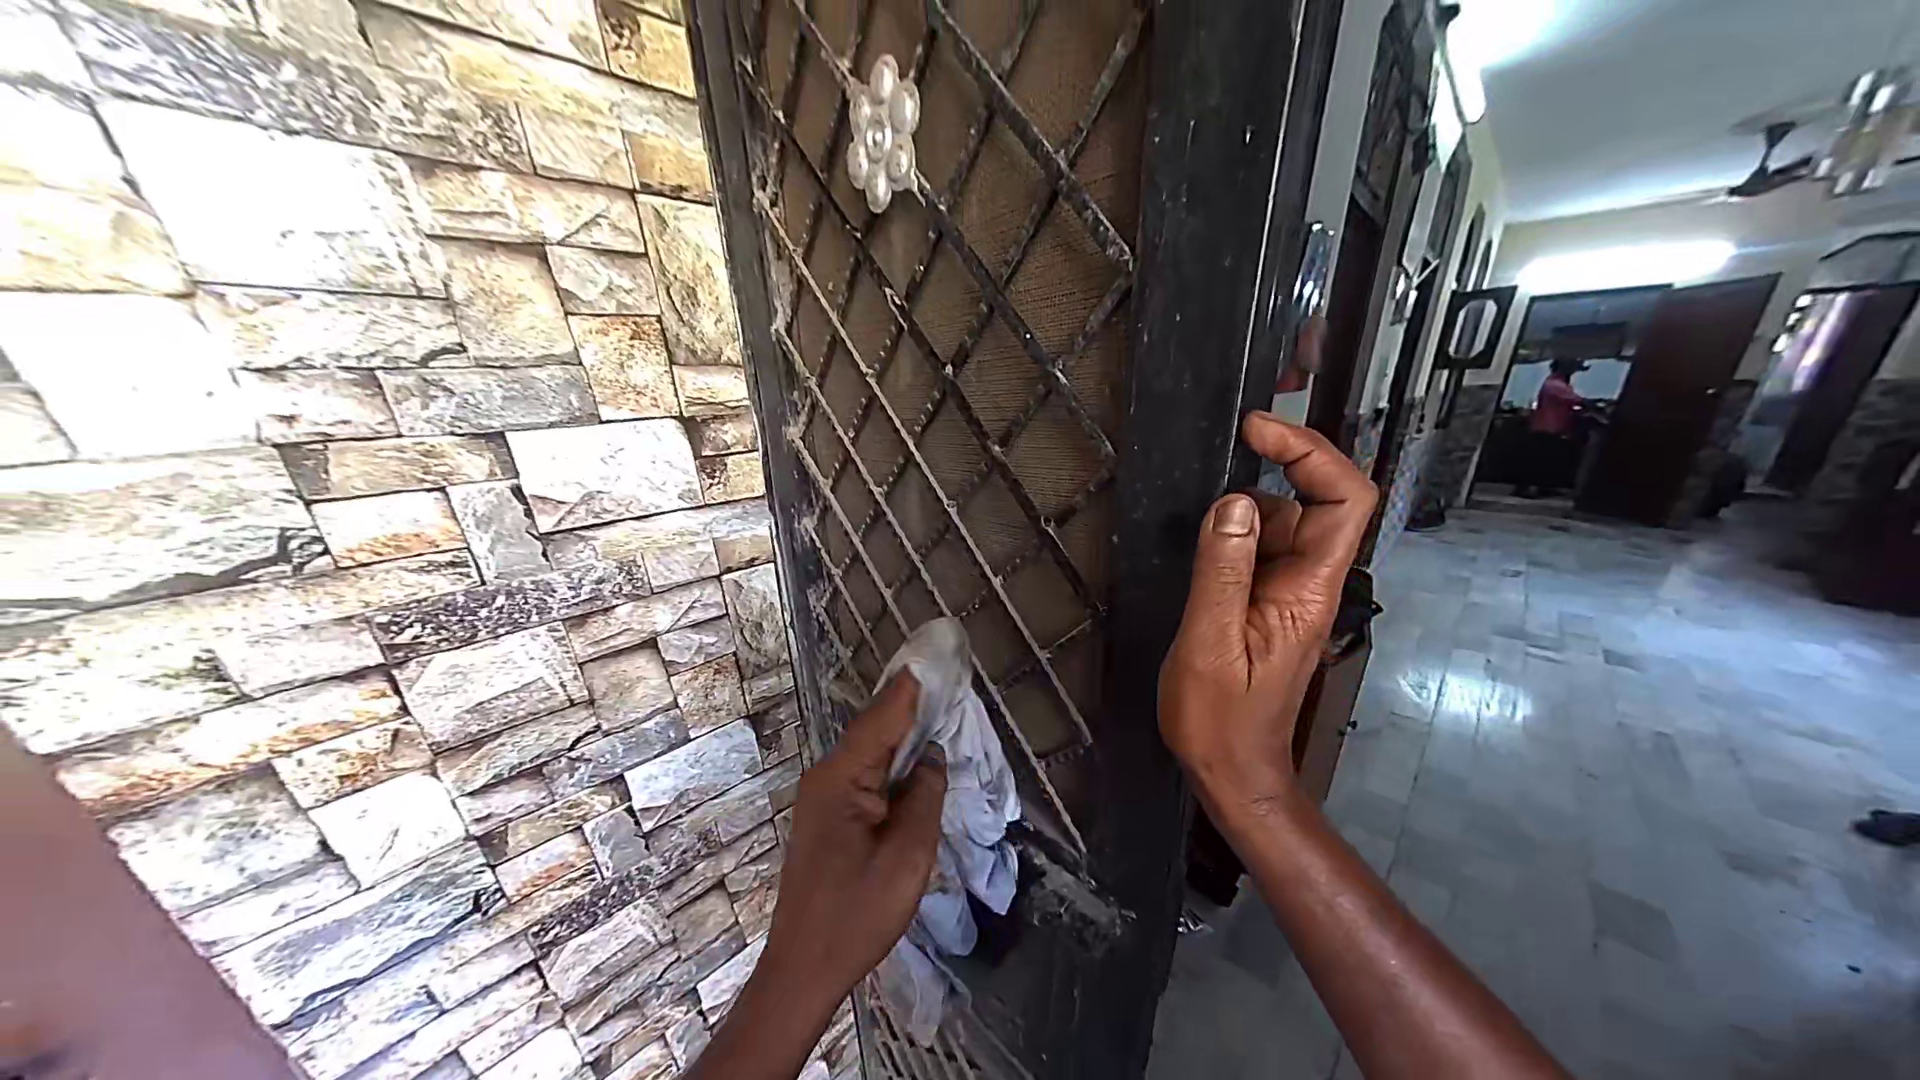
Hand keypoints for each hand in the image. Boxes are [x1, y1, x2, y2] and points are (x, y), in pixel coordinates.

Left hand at [757, 673, 945, 1014]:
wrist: (804, 968)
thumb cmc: (858, 913)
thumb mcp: (908, 855)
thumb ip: (925, 795)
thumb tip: (933, 756)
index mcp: (841, 778)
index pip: (883, 718)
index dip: (912, 687)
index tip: (935, 655)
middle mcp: (825, 775)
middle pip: (874, 729)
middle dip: (911, 706)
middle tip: (947, 679)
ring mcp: (822, 795)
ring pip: (869, 751)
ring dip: (903, 734)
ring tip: (938, 709)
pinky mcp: (827, 813)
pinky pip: (864, 773)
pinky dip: (892, 762)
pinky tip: (914, 759)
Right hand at [1158, 412, 1376, 810]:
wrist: (1232, 769)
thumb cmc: (1220, 718)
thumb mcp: (1210, 643)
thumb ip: (1222, 571)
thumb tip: (1234, 502)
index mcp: (1309, 591)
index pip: (1344, 502)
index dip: (1311, 454)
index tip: (1257, 431)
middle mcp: (1310, 584)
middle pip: (1316, 505)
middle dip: (1274, 472)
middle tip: (1221, 456)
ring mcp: (1290, 595)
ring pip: (1283, 526)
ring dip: (1244, 510)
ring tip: (1197, 528)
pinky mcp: (1268, 605)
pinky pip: (1260, 552)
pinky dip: (1233, 537)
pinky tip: (1202, 548)